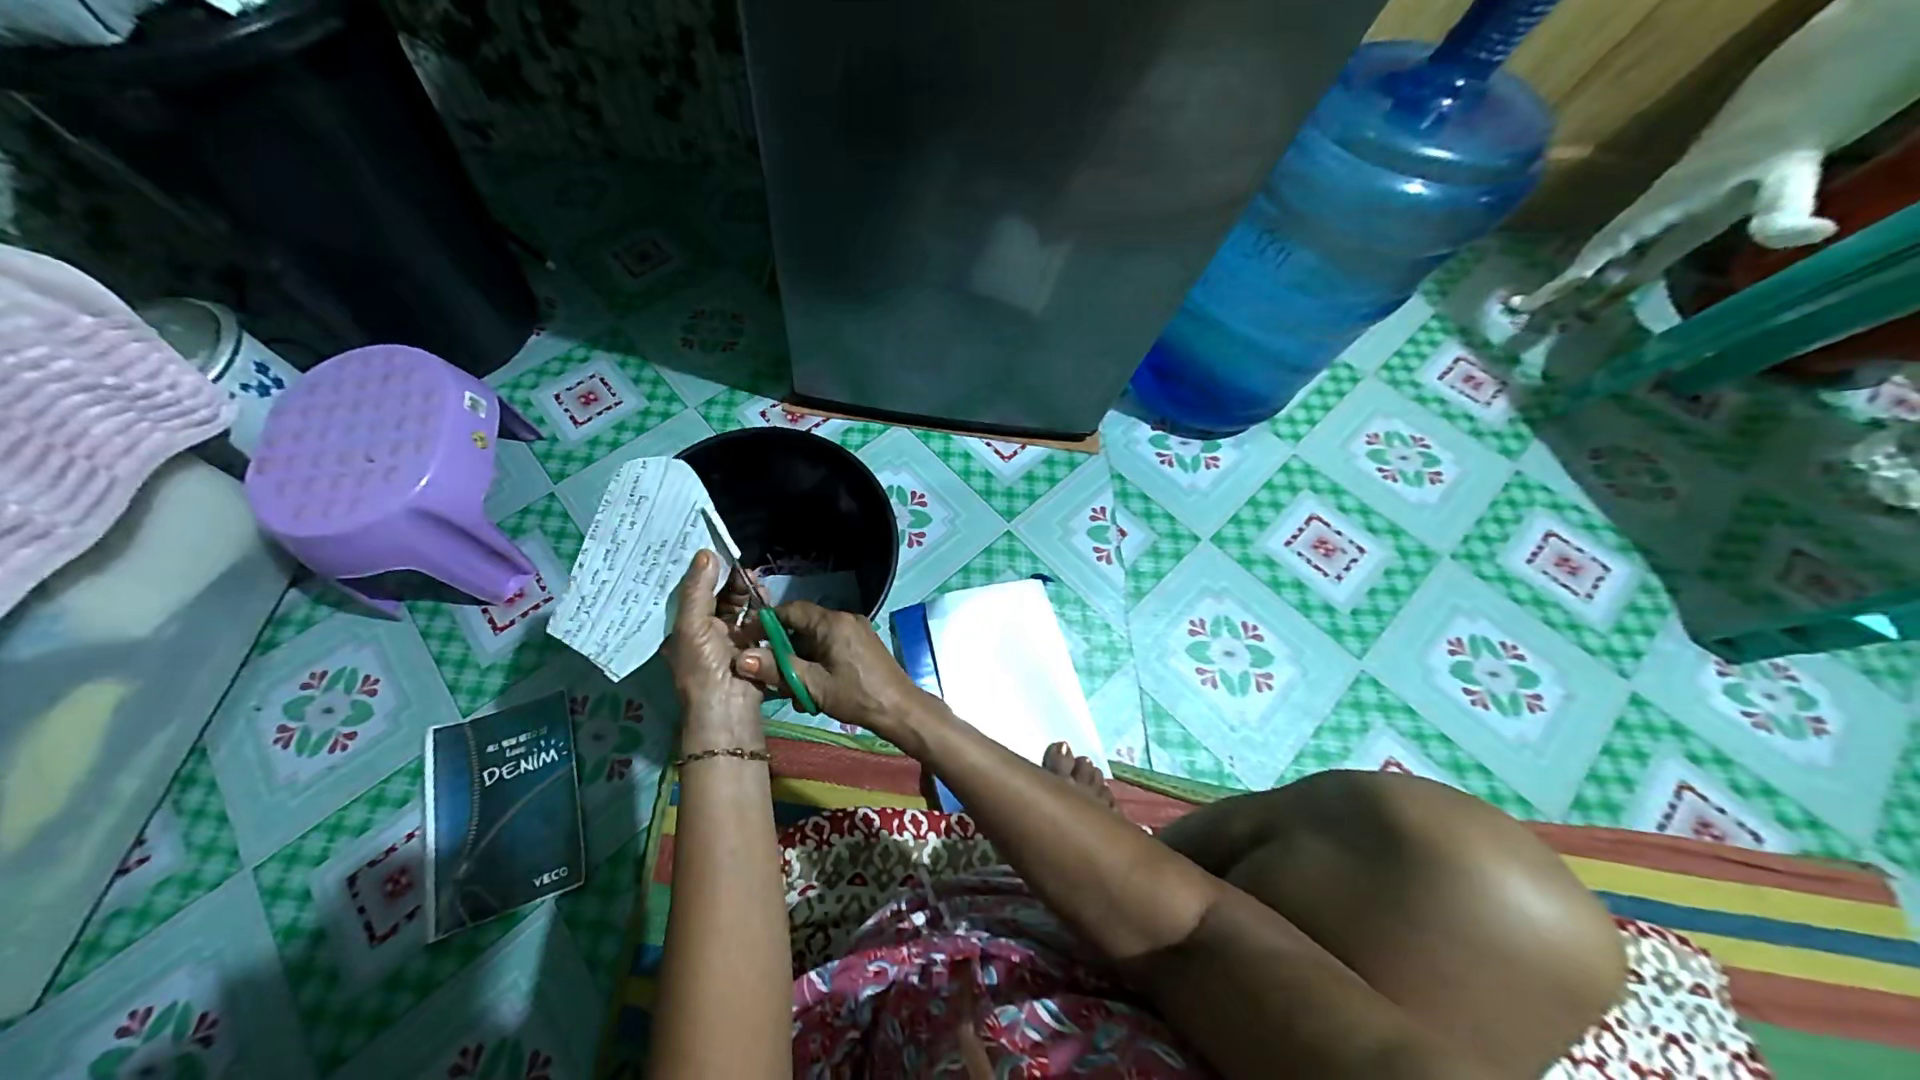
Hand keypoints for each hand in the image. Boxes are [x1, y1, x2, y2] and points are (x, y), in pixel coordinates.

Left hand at [663, 551, 767, 747]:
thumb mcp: (692, 625)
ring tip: (758, 581)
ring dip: (749, 595)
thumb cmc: (702, 667)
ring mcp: (730, 643)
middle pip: (720, 600)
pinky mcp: (753, 650)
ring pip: (741, 610)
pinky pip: (758, 624)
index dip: (706, 575)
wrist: (729, 709)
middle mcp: (706, 635)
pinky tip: (768, 600)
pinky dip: (763, 611)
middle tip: (745, 568)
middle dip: (732, 583)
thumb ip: (699, 589)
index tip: (719, 555)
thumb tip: (706, 553)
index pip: (694, 595)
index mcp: (685, 630)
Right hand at [731, 601, 926, 743]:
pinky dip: (818, 663)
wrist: (900, 709)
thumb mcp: (812, 685)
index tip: (749, 641)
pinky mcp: (863, 644)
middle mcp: (845, 619)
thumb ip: (777, 669)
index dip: (766, 623)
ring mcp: (856, 630)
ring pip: (816, 640)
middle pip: (803, 626)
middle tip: (775, 677)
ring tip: (798, 693)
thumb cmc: (856, 695)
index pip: (791, 610)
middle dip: (785, 651)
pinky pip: (831, 646)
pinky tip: (816, 690)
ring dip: (802, 663)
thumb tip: (741, 658)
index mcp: (832, 622)